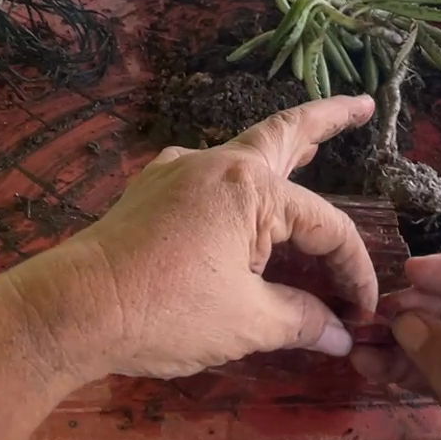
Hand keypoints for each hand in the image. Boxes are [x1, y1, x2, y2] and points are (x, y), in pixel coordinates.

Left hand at [9, 96, 380, 379]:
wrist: (76, 306)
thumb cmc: (166, 311)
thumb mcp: (246, 322)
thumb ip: (300, 320)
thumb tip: (339, 335)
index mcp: (248, 188)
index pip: (324, 225)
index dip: (352, 270)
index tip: (363, 314)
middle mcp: (215, 163)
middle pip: (285, 131)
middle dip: (328, 117)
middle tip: (363, 104)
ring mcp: (178, 169)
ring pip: (244, 150)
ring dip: (280, 150)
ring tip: (311, 147)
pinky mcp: (153, 187)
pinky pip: (209, 173)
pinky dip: (238, 180)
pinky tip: (240, 202)